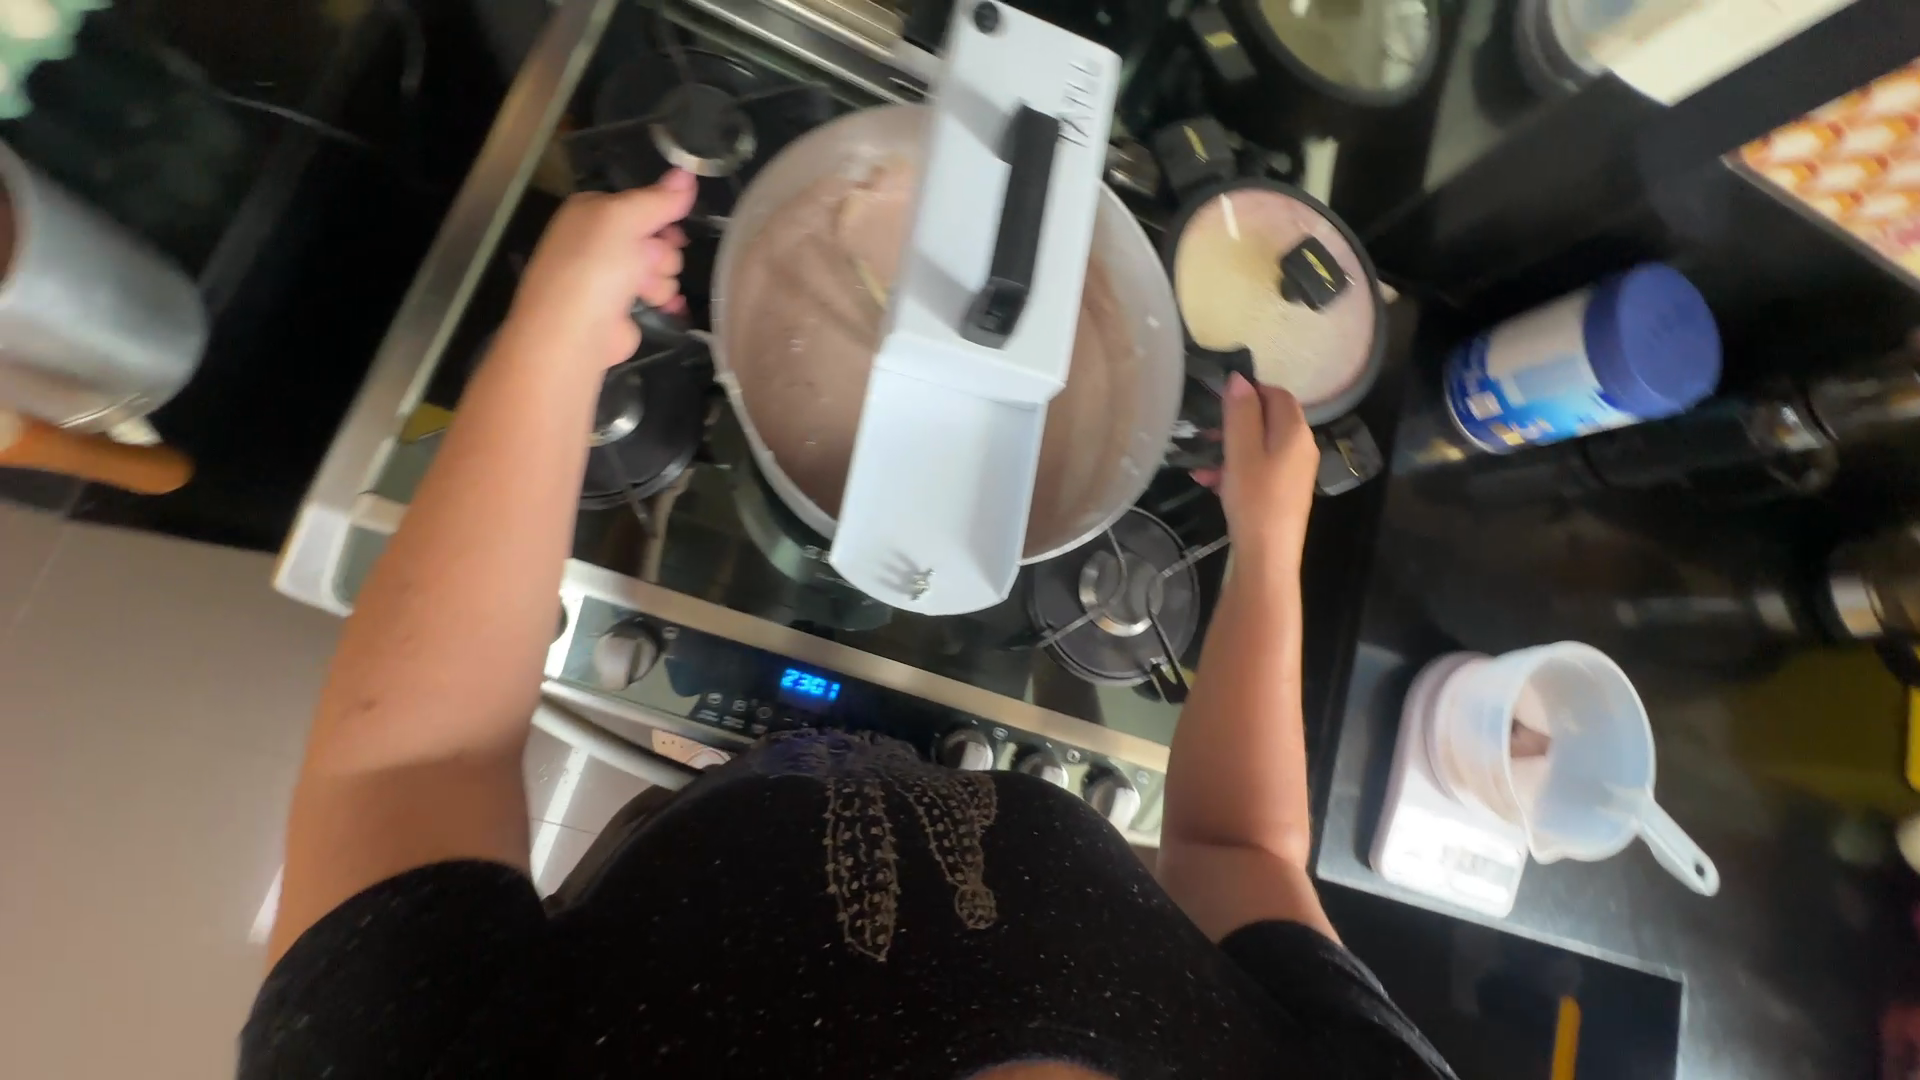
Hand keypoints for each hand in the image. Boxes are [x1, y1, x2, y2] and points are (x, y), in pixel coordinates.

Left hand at [503, 169, 697, 370]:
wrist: (575, 331)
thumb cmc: (594, 267)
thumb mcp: (623, 219)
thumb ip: (659, 199)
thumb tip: (688, 173)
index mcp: (594, 211)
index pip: (644, 204)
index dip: (663, 218)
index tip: (669, 232)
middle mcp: (602, 241)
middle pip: (658, 238)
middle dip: (662, 253)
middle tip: (645, 264)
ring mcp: (613, 276)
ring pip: (662, 269)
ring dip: (662, 280)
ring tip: (644, 292)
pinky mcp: (625, 307)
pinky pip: (660, 296)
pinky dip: (667, 300)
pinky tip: (666, 306)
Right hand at [1192, 373, 1317, 570]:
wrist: (1268, 554)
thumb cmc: (1254, 499)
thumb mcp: (1241, 452)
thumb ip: (1240, 414)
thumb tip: (1239, 378)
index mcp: (1294, 432)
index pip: (1277, 394)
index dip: (1249, 392)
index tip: (1218, 403)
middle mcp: (1301, 447)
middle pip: (1268, 420)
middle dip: (1234, 424)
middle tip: (1203, 434)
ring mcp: (1295, 471)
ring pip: (1260, 446)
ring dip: (1229, 449)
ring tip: (1201, 464)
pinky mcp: (1285, 491)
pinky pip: (1260, 468)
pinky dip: (1236, 469)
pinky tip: (1210, 483)